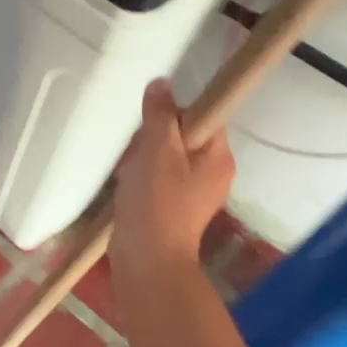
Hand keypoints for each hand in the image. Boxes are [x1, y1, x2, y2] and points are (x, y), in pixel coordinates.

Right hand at [110, 80, 235, 277]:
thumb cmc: (155, 204)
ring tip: (128, 176)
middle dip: (152, 143)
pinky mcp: (174, 210)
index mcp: (218, 157)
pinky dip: (140, 182)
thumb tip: (161, 85)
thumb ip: (160, 116)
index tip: (151, 130)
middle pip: (182, 137)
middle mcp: (213, 173)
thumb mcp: (157, 152)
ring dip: (142, 162)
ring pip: (166, 160)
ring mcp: (194, 194)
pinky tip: (127, 191)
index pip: (202, 116)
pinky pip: (158, 182)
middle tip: (136, 157)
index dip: (173, 116)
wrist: (147, 261)